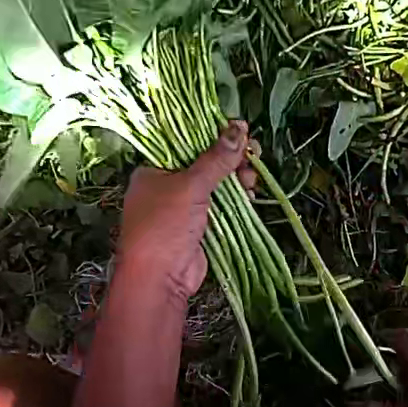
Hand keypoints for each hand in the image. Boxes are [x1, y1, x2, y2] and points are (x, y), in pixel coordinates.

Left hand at [115, 122, 257, 299]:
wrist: (159, 278)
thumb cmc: (164, 226)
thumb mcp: (190, 186)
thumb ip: (216, 159)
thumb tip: (239, 127)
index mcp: (153, 170)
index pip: (186, 143)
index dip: (214, 136)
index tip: (240, 131)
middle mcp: (166, 187)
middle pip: (205, 165)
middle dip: (230, 160)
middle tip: (254, 156)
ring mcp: (183, 209)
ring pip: (216, 187)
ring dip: (236, 180)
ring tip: (253, 178)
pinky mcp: (198, 228)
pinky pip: (221, 208)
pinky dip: (236, 201)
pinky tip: (250, 196)